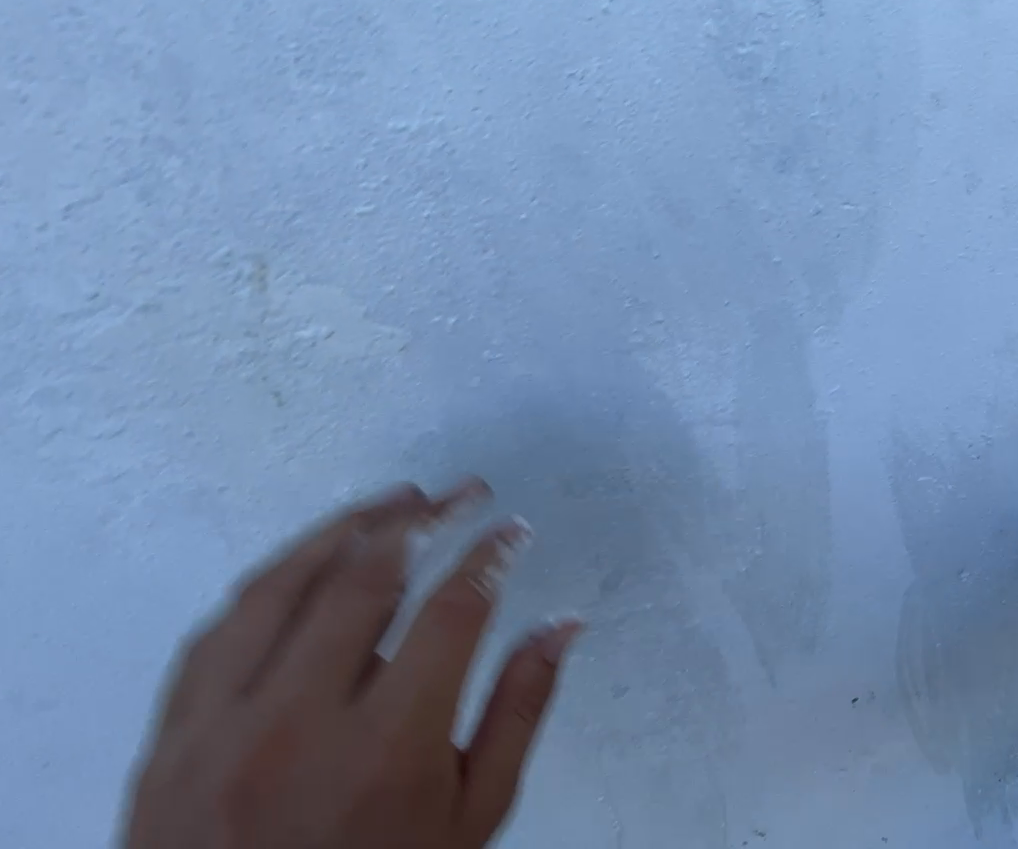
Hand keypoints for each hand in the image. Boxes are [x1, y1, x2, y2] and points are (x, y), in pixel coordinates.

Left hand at [122, 478, 582, 848]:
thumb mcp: (476, 812)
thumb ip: (521, 710)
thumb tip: (564, 623)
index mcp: (387, 748)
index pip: (452, 613)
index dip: (490, 556)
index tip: (513, 529)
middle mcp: (296, 727)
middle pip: (366, 582)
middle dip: (426, 520)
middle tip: (465, 493)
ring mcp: (217, 731)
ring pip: (281, 590)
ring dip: (347, 529)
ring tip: (398, 500)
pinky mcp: (166, 741)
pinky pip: (216, 633)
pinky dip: (272, 579)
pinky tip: (312, 557)